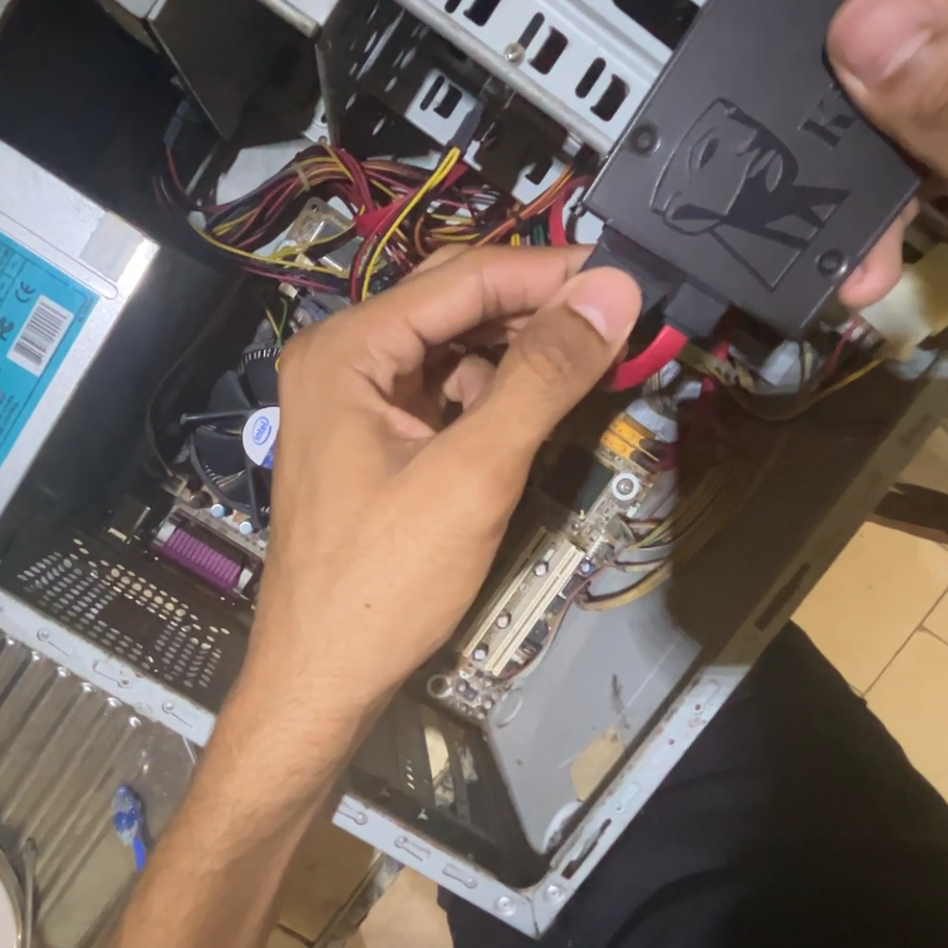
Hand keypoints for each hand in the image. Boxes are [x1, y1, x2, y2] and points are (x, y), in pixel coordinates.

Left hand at [239, 248, 640, 721]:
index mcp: (347, 349)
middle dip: (532, 313)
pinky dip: (486, 397)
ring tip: (583, 367)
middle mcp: (341, 361)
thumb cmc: (384, 580)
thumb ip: (542, 376)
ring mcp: (351, 404)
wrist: (321, 675)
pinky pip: (437, 396)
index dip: (547, 272)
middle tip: (614, 323)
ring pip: (449, 352)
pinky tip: (526, 413)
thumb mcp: (473, 473)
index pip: (463, 278)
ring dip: (514, 355)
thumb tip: (614, 290)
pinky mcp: (368, 442)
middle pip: (452, 309)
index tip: (626, 278)